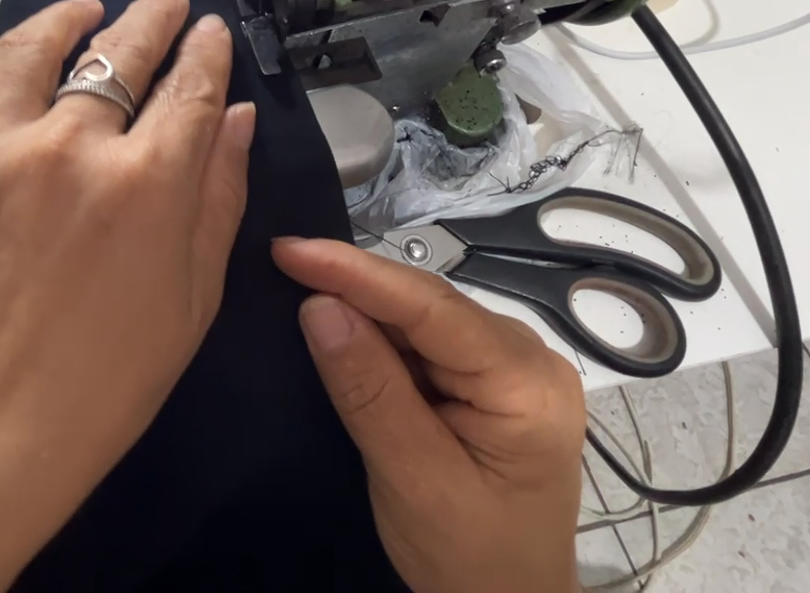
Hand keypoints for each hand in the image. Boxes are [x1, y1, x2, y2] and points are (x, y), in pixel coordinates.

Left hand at [0, 0, 255, 592]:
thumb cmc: (107, 376)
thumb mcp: (192, 295)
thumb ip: (219, 193)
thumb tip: (236, 115)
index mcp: (147, 184)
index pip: (190, 88)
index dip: (208, 52)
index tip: (213, 31)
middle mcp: (73, 145)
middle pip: (122, 52)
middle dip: (154, 18)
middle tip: (169, 1)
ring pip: (39, 48)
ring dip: (72, 17)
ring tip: (90, 7)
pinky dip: (9, 57)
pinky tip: (27, 52)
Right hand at [272, 237, 585, 592]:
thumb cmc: (471, 561)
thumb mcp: (413, 480)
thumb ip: (368, 389)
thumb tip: (318, 305)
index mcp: (526, 383)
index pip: (430, 307)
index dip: (356, 272)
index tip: (290, 250)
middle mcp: (526, 357)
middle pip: (425, 303)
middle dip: (353, 282)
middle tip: (283, 260)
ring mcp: (507, 365)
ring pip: (418, 315)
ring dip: (360, 304)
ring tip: (299, 281)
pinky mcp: (484, 378)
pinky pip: (420, 338)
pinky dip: (375, 332)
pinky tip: (340, 321)